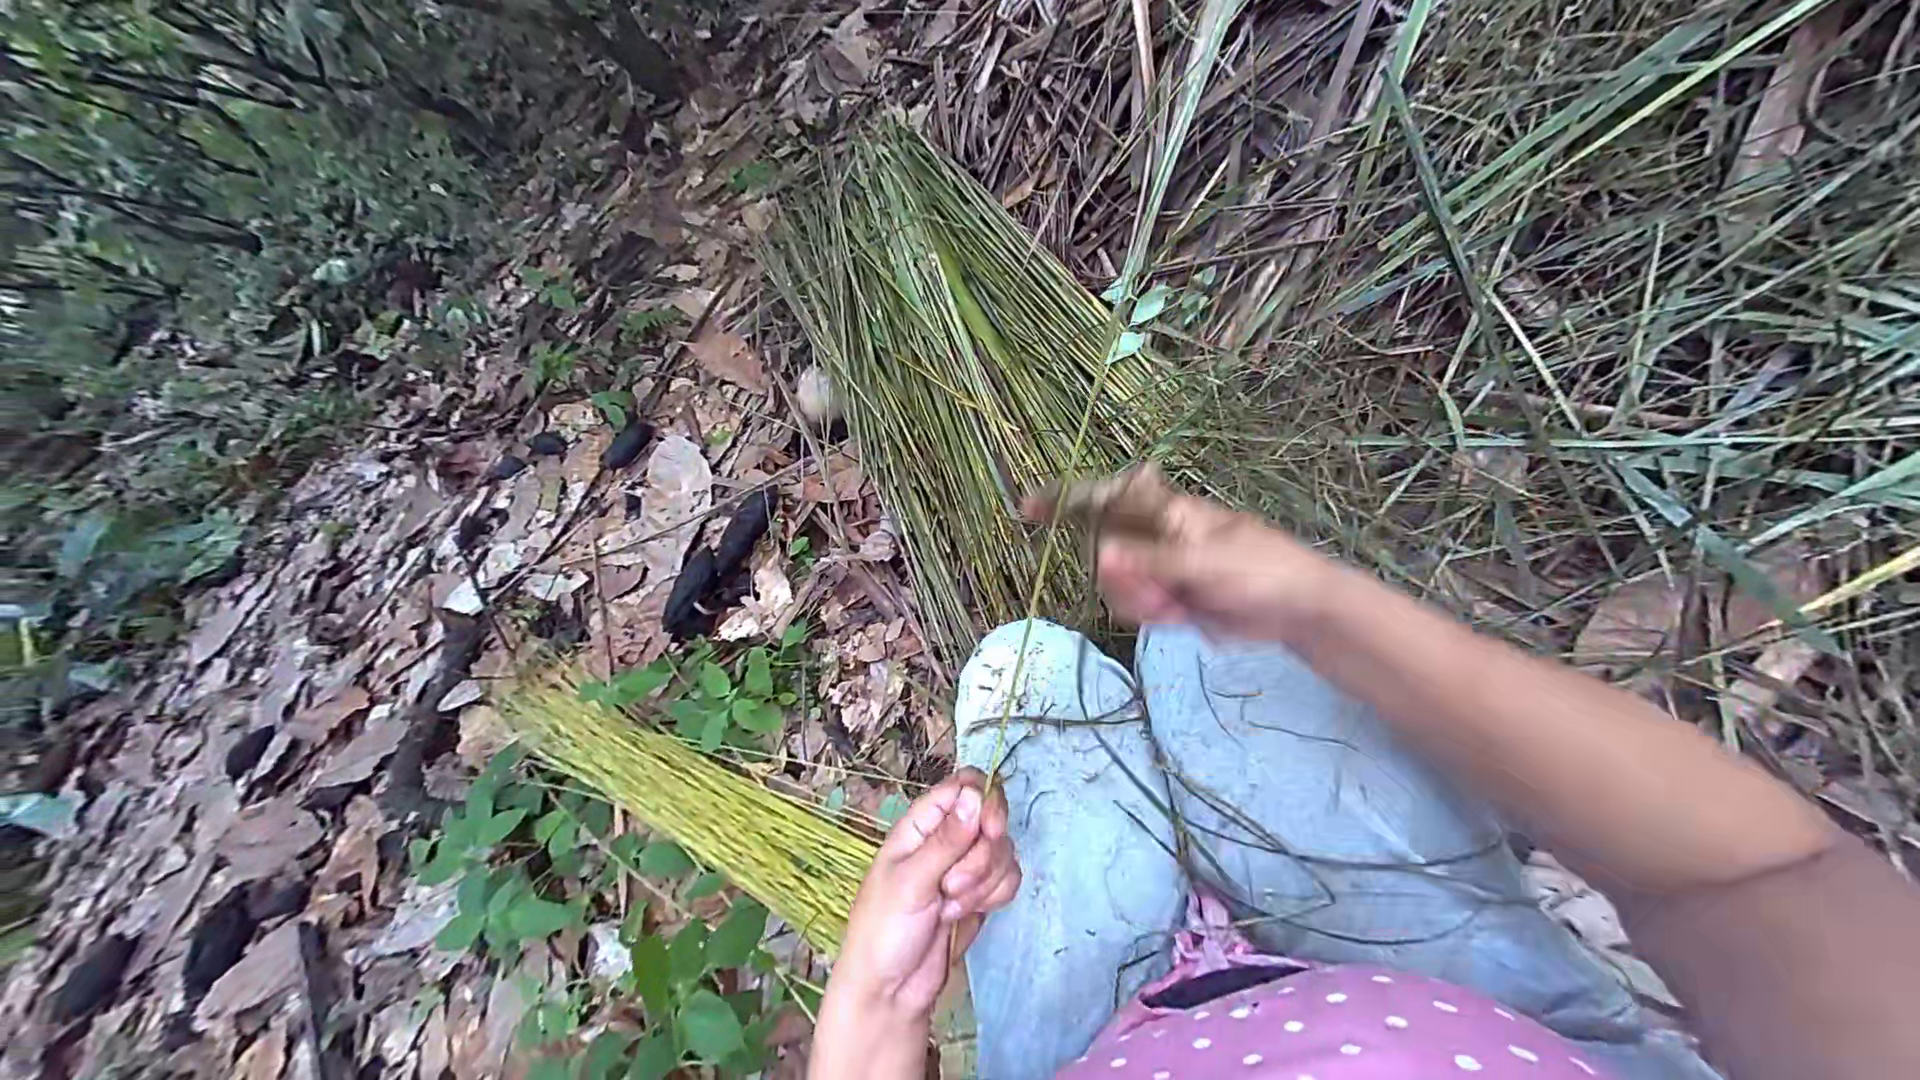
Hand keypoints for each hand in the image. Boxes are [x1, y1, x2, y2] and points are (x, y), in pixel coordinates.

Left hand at [810, 770, 1018, 1079]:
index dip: (984, 799)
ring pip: (1002, 848)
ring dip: (984, 880)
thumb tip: (975, 795)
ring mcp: (966, 863)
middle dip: (983, 852)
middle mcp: (947, 835)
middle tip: (954, 884)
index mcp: (922, 822)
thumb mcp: (910, 882)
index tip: (990, 830)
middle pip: (991, 815)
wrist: (890, 993)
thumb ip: (946, 841)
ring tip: (949, 906)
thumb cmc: (884, 930)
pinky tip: (967, 913)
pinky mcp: (981, 891)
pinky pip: (1008, 877)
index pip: (965, 785)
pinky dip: (995, 895)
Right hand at [1026, 465, 1344, 642]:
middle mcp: (1153, 534)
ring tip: (1175, 608)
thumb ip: (1152, 561)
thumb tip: (1101, 555)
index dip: (1064, 501)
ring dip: (1137, 600)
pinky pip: (1133, 604)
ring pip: (1114, 583)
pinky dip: (1149, 614)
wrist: (1299, 609)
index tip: (1027, 508)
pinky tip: (1179, 616)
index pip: (1105, 498)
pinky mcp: (1164, 594)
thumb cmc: (1263, 569)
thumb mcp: (1207, 563)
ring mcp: (1156, 566)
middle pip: (1102, 550)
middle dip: (1118, 579)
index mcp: (1165, 511)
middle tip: (1156, 598)